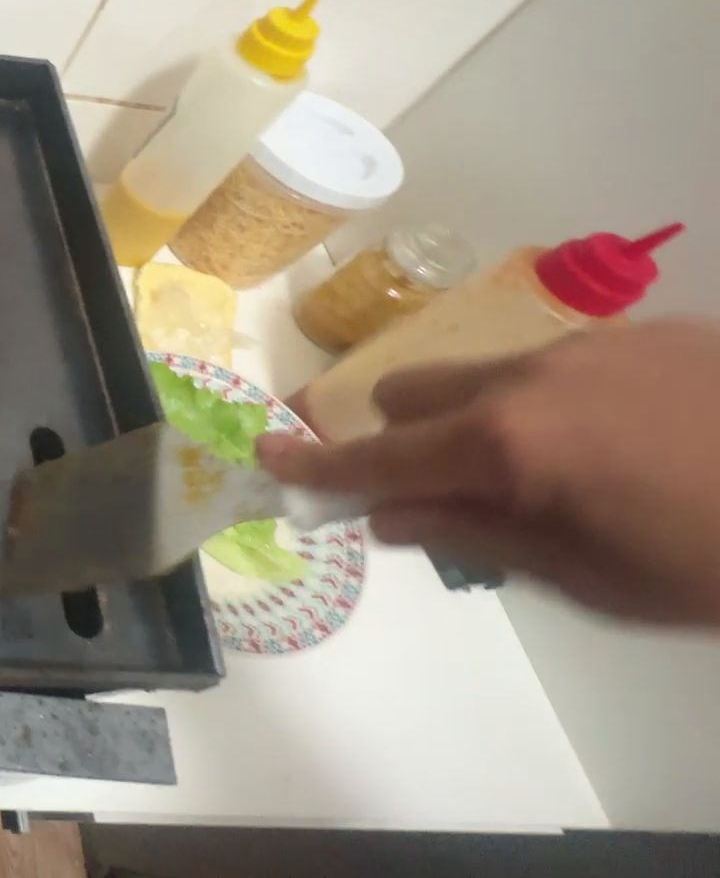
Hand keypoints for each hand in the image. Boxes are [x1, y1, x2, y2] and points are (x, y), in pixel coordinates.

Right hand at [260, 320, 719, 625]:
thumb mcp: (598, 579)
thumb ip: (476, 538)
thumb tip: (389, 518)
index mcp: (508, 446)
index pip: (377, 458)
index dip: (314, 462)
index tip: (265, 455)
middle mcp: (525, 380)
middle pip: (404, 392)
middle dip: (402, 435)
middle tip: (456, 483)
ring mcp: (585, 348)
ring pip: (475, 374)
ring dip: (476, 415)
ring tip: (568, 462)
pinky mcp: (647, 332)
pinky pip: (553, 362)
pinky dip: (550, 400)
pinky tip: (637, 435)